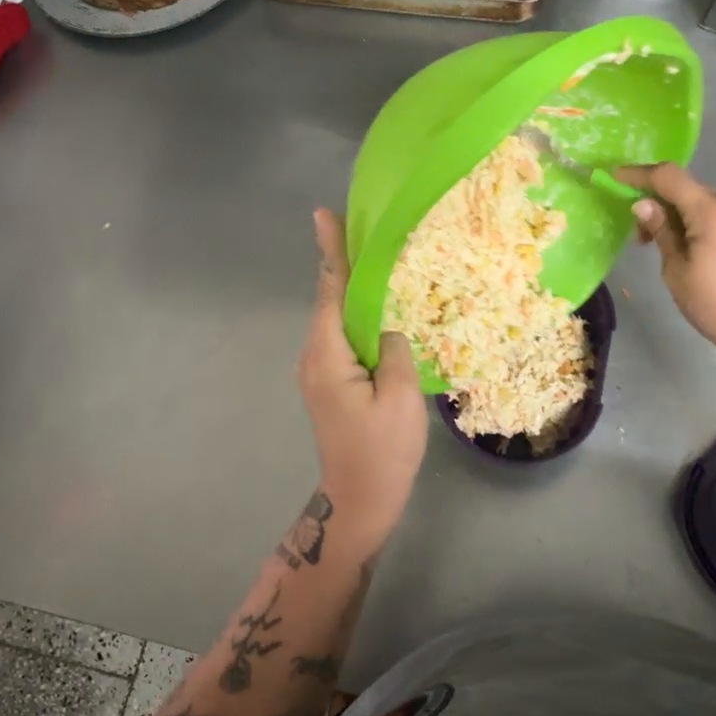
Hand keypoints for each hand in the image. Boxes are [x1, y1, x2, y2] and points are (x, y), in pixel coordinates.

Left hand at [298, 209, 427, 545]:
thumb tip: (388, 328)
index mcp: (328, 354)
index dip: (331, 250)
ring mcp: (319, 371)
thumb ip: (394, 350)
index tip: (324, 213)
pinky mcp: (330, 383)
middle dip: (345, 261)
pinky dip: (360, 317)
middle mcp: (315, 356)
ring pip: (338, 319)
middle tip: (366, 226)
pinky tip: (381, 311)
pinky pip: (344, 338)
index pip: (331, 290)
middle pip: (331, 298)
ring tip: (379, 259)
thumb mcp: (401, 398)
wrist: (360, 501)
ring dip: (355, 289)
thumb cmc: (382, 452)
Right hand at [613, 163, 715, 360]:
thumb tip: (643, 204)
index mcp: (712, 212)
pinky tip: (715, 256)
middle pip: (692, 192)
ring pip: (715, 205)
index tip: (618, 177)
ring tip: (683, 251)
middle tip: (646, 237)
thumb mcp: (677, 272)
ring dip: (693, 217)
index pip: (669, 177)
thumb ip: (662, 232)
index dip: (640, 174)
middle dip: (665, 206)